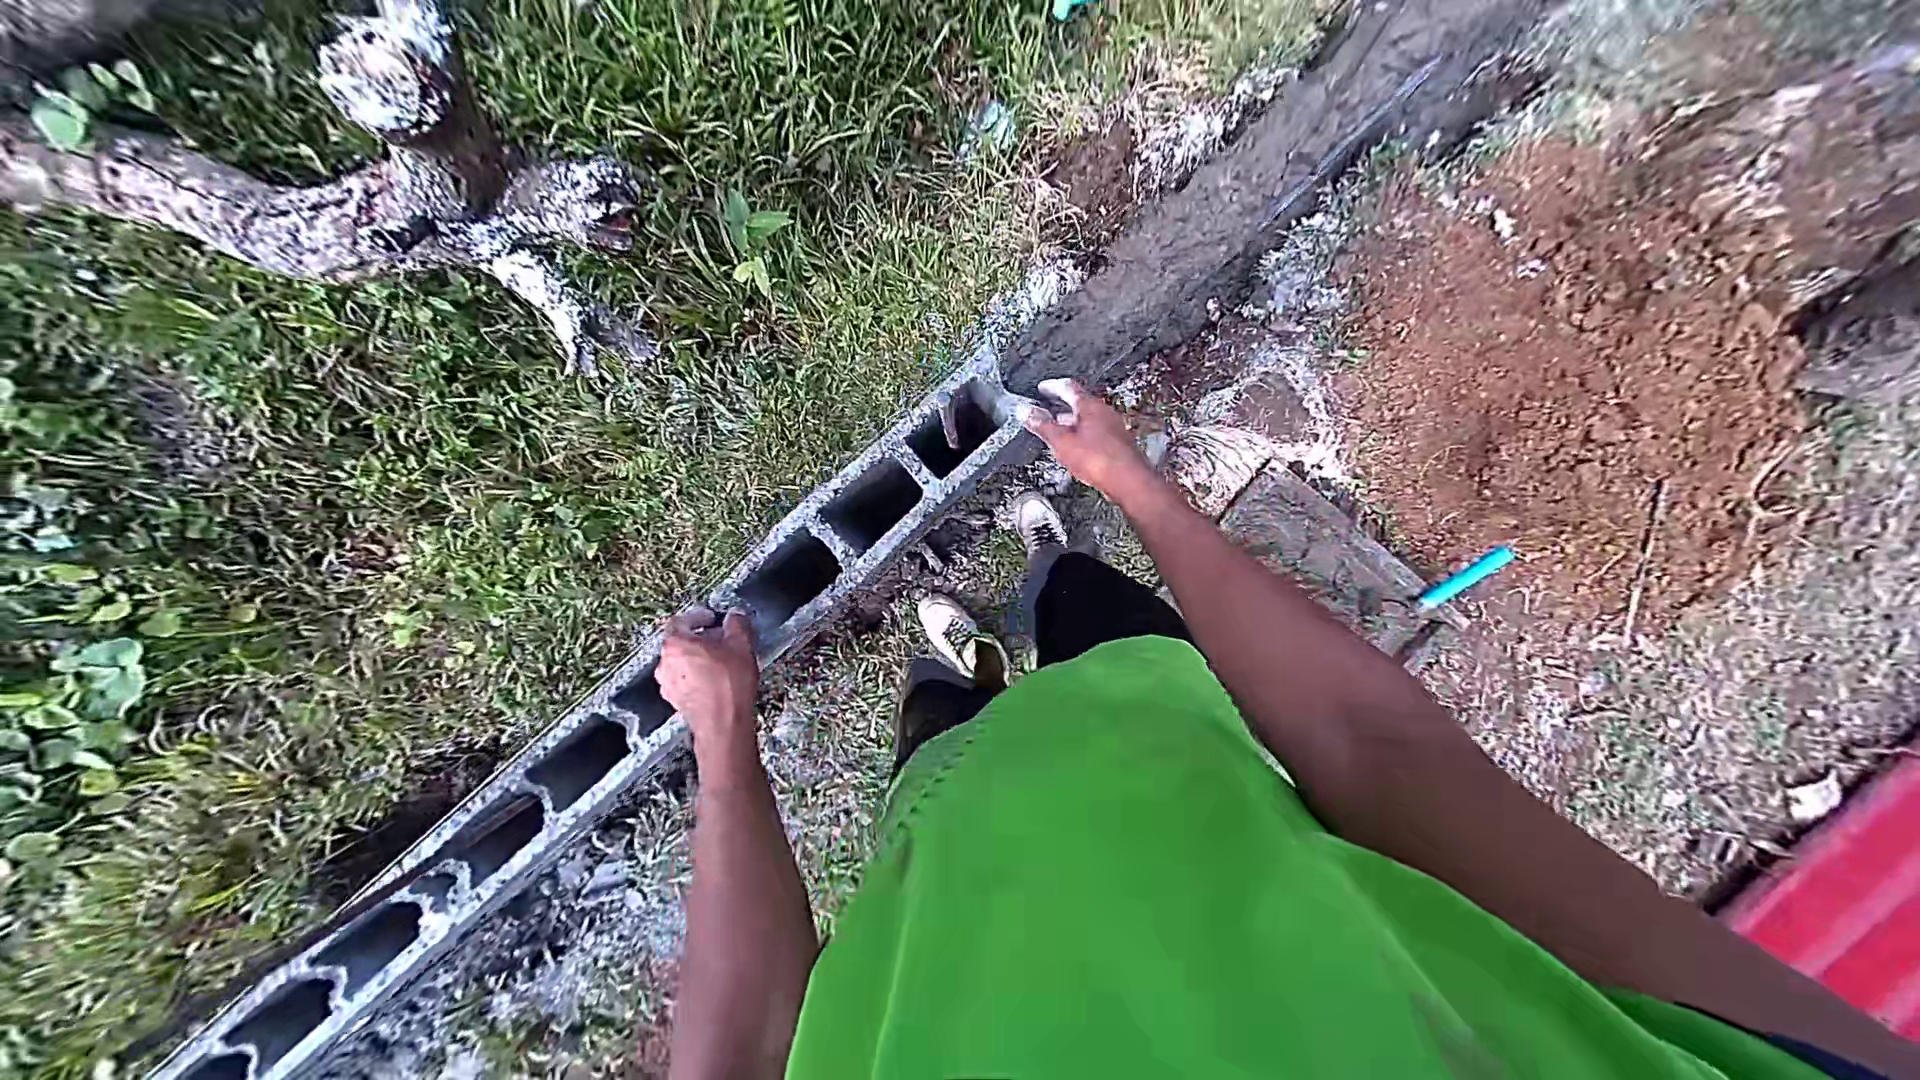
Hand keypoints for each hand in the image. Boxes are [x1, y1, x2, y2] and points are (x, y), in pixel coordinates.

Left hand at [657, 609, 759, 765]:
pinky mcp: (676, 700)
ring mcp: (668, 684)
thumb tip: (736, 616)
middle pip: (680, 642)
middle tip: (723, 639)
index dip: (699, 616)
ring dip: (700, 657)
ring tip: (724, 660)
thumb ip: (737, 623)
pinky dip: (698, 675)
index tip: (712, 618)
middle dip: (702, 638)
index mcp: (675, 644)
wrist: (723, 724)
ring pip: (682, 662)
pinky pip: (685, 679)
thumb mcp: (741, 644)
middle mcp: (665, 663)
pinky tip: (719, 679)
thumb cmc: (728, 685)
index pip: (681, 620)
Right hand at [1020, 378, 1161, 506]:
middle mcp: (1104, 413)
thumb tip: (1025, 411)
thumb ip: (1042, 425)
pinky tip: (1078, 450)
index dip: (1052, 387)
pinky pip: (1096, 435)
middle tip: (1047, 411)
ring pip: (1088, 420)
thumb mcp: (1061, 441)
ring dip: (1072, 424)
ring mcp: (1113, 428)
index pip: (1068, 387)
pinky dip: (1083, 437)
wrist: (1127, 480)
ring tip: (1059, 432)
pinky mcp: (1117, 445)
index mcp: (1089, 406)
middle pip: (1079, 404)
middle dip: (1061, 408)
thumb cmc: (1099, 459)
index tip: (1043, 388)